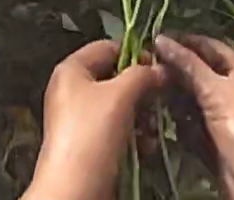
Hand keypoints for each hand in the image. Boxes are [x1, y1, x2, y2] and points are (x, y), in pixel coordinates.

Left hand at [22, 40, 165, 199]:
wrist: (74, 189)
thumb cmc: (92, 133)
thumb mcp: (119, 97)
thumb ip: (141, 76)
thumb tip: (160, 68)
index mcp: (72, 68)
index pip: (107, 48)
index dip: (134, 53)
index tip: (159, 67)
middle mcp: (73, 87)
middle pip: (113, 77)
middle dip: (140, 90)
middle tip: (161, 100)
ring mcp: (79, 116)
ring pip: (117, 105)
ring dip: (140, 115)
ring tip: (154, 128)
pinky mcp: (89, 142)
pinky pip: (115, 128)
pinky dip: (133, 134)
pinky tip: (147, 146)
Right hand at [154, 35, 233, 199]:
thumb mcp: (215, 88)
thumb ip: (187, 62)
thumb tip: (159, 37)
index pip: (206, 45)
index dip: (181, 40)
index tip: (153, 38)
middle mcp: (231, 88)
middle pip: (196, 70)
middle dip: (173, 68)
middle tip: (144, 65)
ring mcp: (222, 115)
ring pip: (190, 96)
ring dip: (171, 94)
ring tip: (146, 88)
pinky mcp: (214, 138)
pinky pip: (190, 121)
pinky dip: (176, 118)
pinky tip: (157, 113)